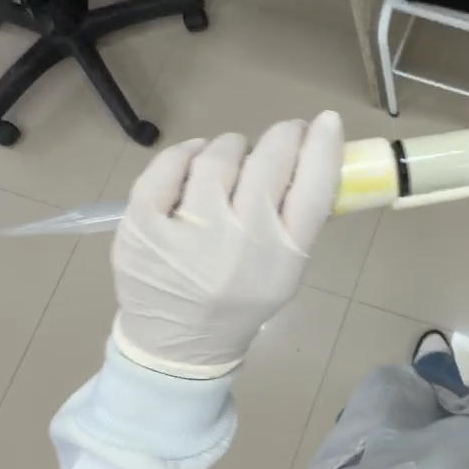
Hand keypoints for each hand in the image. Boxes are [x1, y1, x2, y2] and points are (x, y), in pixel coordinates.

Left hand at [111, 113, 342, 376]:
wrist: (178, 346)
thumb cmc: (240, 300)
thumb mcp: (286, 270)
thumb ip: (298, 220)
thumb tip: (311, 155)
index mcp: (283, 258)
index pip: (315, 188)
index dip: (325, 147)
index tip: (327, 122)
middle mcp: (239, 244)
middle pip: (270, 163)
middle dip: (283, 135)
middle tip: (283, 134)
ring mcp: (187, 235)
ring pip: (218, 157)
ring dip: (232, 147)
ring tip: (233, 157)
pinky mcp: (142, 228)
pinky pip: (167, 166)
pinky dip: (184, 153)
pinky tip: (193, 160)